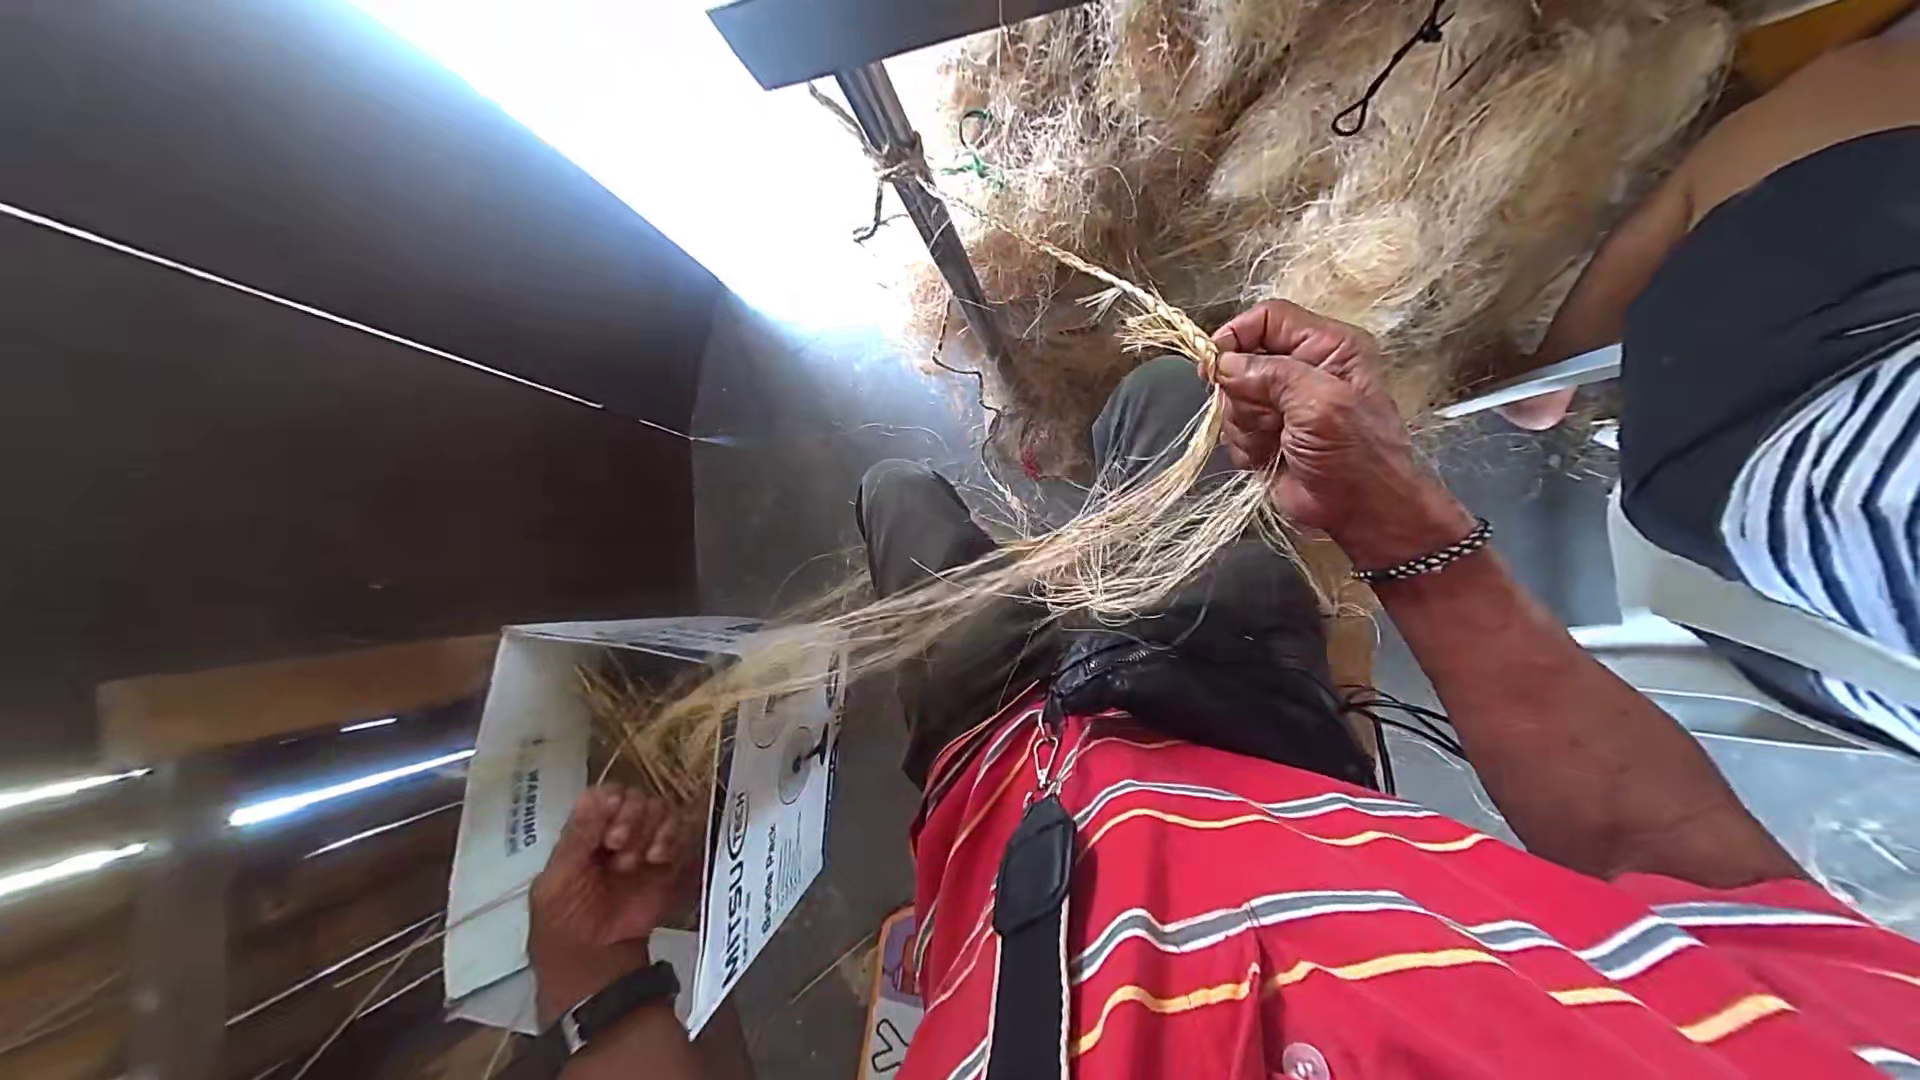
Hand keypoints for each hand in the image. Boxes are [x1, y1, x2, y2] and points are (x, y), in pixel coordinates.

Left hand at [529, 785, 687, 1023]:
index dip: (612, 801)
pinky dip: (671, 837)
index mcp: (586, 830)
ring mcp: (645, 842)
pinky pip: (681, 829)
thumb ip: (577, 837)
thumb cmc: (564, 923)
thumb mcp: (557, 881)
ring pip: (660, 807)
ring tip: (633, 862)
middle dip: (630, 817)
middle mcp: (617, 829)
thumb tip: (597, 792)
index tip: (608, 821)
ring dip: (648, 830)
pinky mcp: (670, 857)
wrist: (597, 961)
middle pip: (636, 795)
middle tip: (616, 846)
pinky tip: (658, 857)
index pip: (606, 793)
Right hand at [1211, 300, 1474, 569]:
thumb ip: (1271, 374)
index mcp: (1327, 346)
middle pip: (1241, 360)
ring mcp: (1281, 402)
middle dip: (1241, 392)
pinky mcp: (1265, 432)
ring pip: (1231, 398)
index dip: (1235, 335)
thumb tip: (1222, 363)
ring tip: (1274, 441)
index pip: (1267, 318)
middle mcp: (1302, 368)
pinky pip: (1232, 428)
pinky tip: (1269, 456)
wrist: (1359, 510)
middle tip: (1267, 418)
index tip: (1212, 363)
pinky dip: (1244, 445)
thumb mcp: (1319, 404)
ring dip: (1244, 424)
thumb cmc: (1354, 454)